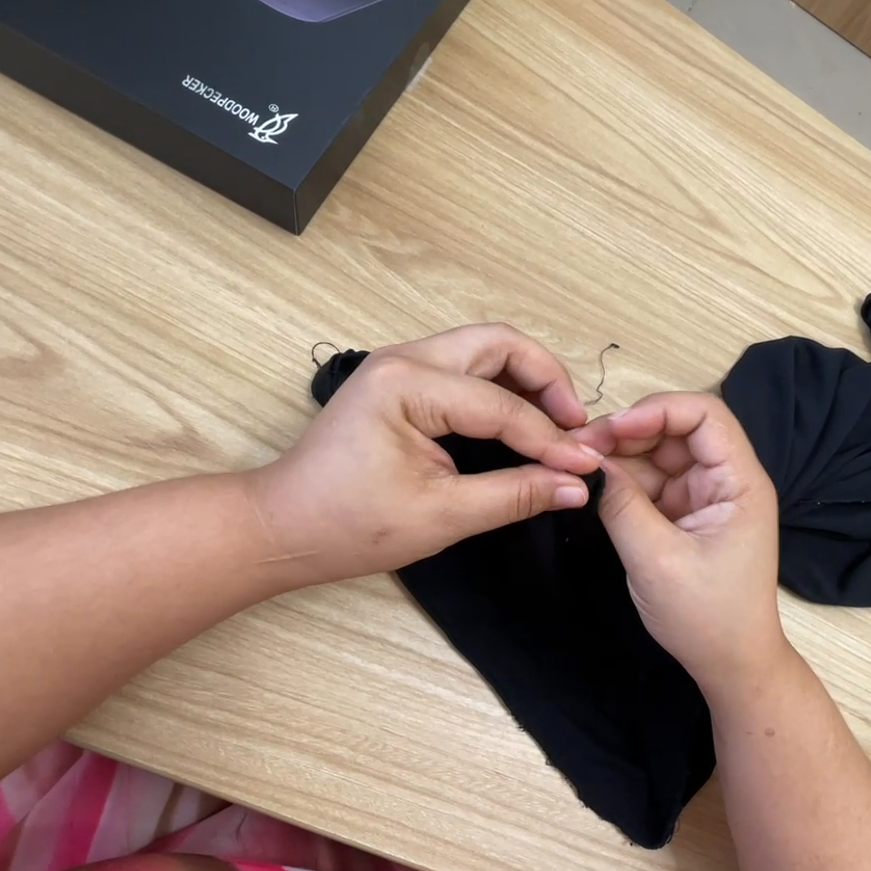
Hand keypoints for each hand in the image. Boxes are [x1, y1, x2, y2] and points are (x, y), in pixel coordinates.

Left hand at [244, 324, 602, 584]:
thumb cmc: (349, 526)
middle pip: (500, 343)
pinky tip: (523, 422)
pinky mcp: (404, 381)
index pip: (500, 405)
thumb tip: (577, 486)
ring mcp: (402, 364)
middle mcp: (404, 358)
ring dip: (528, 380)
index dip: (550, 439)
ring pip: (486, 349)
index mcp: (406, 385)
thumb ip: (516, 495)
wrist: (284, 527)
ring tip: (557, 423)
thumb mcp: (443, 516)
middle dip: (547, 380)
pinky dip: (504, 389)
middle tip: (575, 426)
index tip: (586, 467)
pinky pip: (468, 369)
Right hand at [577, 393, 790, 687]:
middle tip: (577, 449)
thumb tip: (586, 462)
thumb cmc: (707, 616)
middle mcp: (724, 480)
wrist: (729, 664)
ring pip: (657, 456)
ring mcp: (702, 497)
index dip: (657, 410)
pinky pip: (650, 484)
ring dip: (618, 457)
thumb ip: (621, 505)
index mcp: (739, 483)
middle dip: (627, 434)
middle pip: (675, 431)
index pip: (705, 415)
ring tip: (577, 467)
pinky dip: (622, 483)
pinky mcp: (683, 516)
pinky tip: (593, 487)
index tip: (611, 430)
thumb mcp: (656, 559)